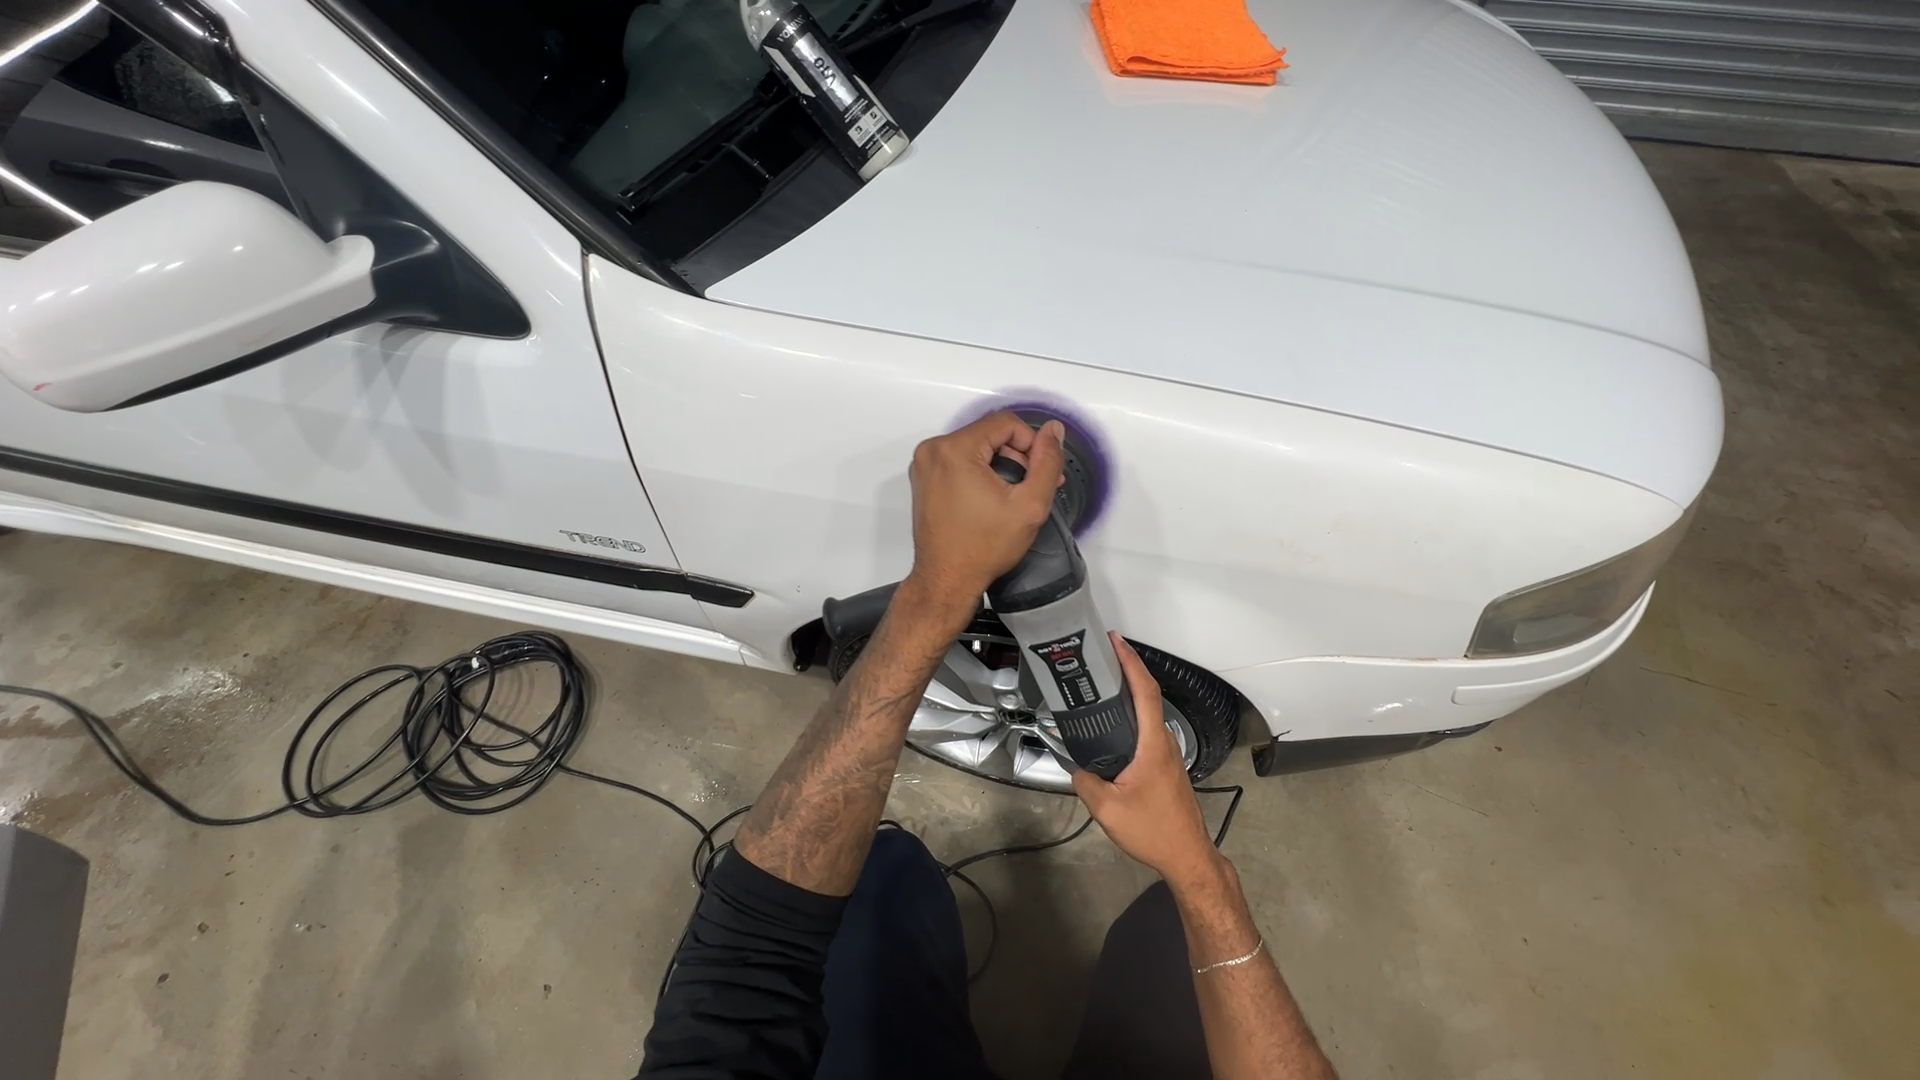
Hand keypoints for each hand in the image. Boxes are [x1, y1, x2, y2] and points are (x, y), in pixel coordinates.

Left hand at [907, 411, 1065, 604]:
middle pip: (988, 433)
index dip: (1030, 443)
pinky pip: (959, 460)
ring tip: (1014, 494)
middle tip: (1033, 484)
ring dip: (1000, 463)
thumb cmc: (983, 547)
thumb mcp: (1029, 504)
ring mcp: (924, 465)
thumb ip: (1048, 462)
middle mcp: (933, 451)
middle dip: (1016, 455)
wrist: (947, 579)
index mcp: (954, 450)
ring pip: (975, 446)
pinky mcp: (924, 479)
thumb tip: (1053, 430)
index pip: (1004, 423)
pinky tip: (992, 498)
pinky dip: (979, 471)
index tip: (1038, 471)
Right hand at [1073, 634, 1220, 885]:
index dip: (1131, 662)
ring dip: (1128, 694)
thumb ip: (1085, 781)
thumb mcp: (1106, 809)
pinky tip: (1111, 726)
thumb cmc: (1152, 829)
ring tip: (1099, 686)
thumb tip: (1075, 766)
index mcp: (1152, 744)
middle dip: (1126, 670)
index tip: (1115, 640)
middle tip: (1098, 658)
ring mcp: (1167, 754)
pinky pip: (1146, 731)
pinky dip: (1130, 717)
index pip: (1145, 691)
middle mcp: (1163, 742)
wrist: (1187, 856)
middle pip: (1147, 696)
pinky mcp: (1165, 766)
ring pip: (1147, 715)